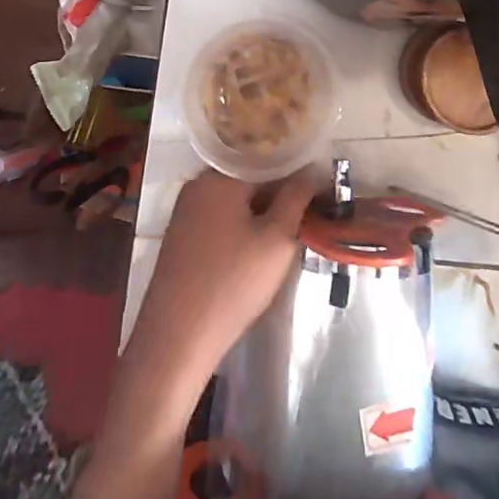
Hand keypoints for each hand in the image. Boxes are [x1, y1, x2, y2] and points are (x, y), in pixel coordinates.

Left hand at [71, 171, 315, 498]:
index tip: (321, 192)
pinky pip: (218, 218)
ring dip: (260, 212)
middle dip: (278, 195)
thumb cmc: (233, 282)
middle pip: (249, 178)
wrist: (176, 337)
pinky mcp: (180, 236)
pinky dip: (240, 227)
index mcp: (219, 177)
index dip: (298, 175)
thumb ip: (297, 198)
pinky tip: (255, 250)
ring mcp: (184, 211)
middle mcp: (197, 185)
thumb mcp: (277, 239)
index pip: (268, 161)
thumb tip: (313, 169)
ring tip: (287, 234)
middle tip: (307, 217)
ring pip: (234, 200)